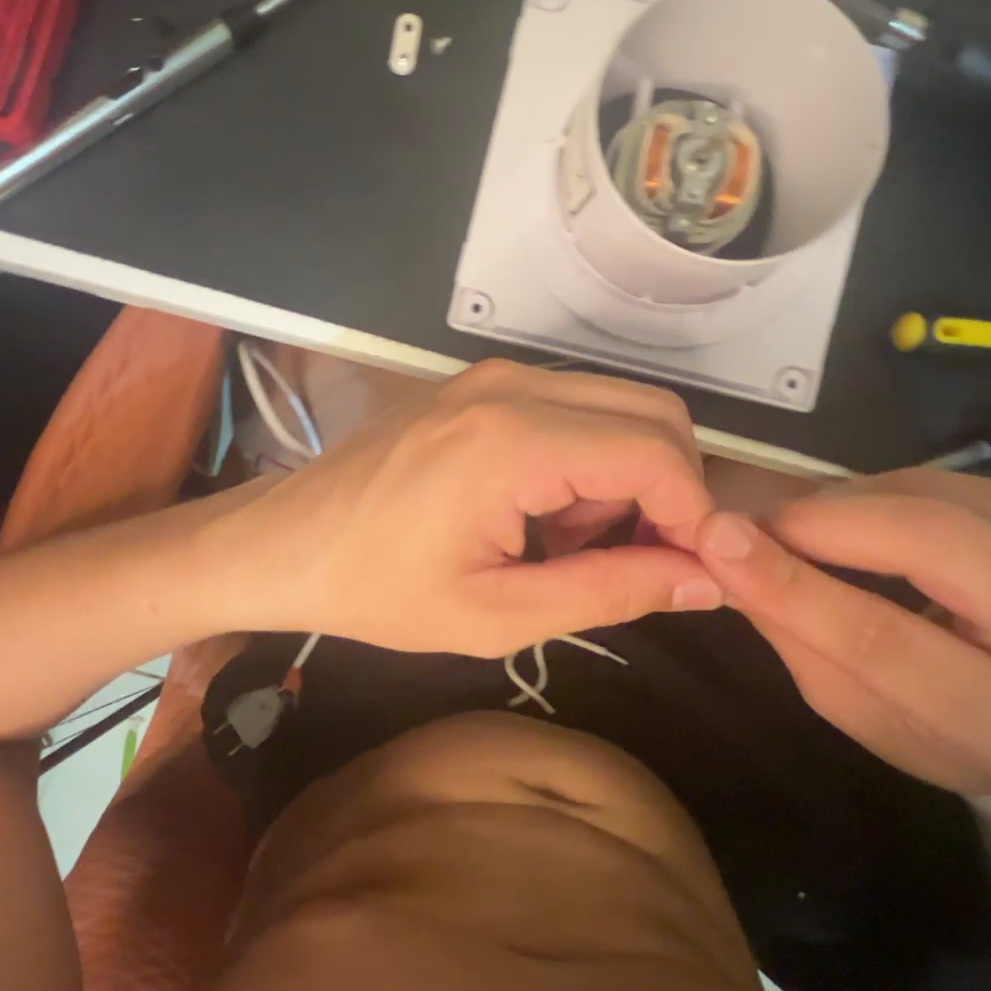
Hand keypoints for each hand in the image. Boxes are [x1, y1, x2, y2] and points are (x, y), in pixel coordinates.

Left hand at [224, 360, 724, 657]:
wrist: (285, 544)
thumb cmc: (378, 590)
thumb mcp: (497, 614)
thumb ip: (609, 591)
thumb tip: (705, 579)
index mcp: (515, 440)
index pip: (657, 454)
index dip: (694, 516)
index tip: (691, 573)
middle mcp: (512, 386)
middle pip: (651, 413)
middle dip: (668, 489)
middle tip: (632, 561)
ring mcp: (490, 377)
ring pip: (614, 405)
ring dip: (622, 475)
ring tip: (567, 546)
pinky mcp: (475, 385)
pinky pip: (568, 406)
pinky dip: (582, 457)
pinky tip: (537, 515)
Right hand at [693, 470, 990, 795]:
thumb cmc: (934, 734)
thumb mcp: (852, 709)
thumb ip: (794, 633)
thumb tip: (725, 551)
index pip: (885, 638)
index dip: (794, 585)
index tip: (717, 539)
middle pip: (939, 542)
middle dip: (828, 520)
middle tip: (758, 522)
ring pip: (945, 499)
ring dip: (852, 501)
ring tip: (803, 525)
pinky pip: (959, 485)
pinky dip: (889, 492)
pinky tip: (862, 517)